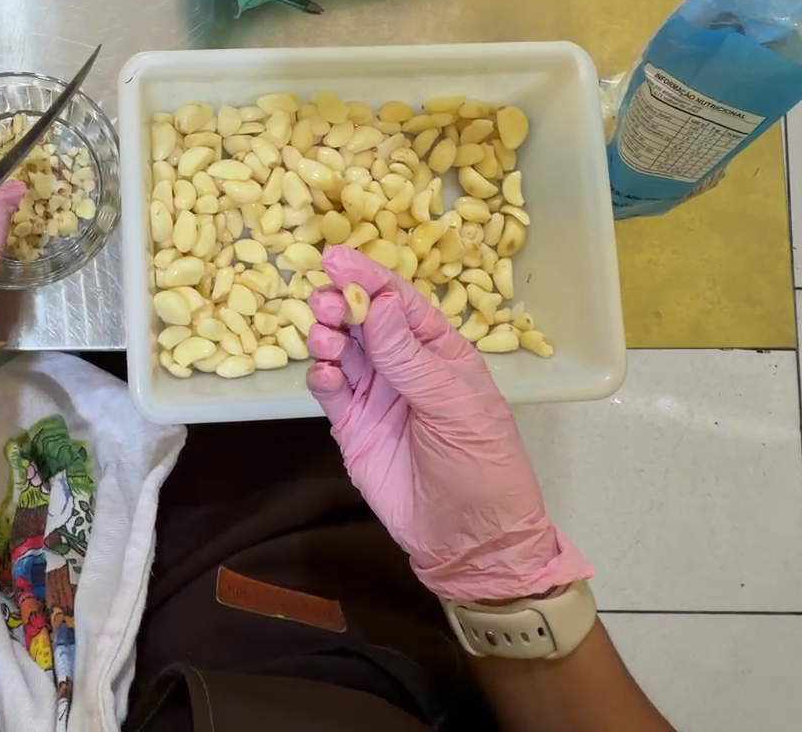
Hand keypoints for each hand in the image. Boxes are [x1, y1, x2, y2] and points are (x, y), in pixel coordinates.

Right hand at [304, 245, 591, 602]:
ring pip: (340, 348)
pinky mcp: (349, 423)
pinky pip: (328, 389)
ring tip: (326, 340)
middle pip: (362, 319)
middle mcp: (401, 363)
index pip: (398, 301)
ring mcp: (373, 393)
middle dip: (341, 303)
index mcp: (437, 350)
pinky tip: (326, 376)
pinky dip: (321, 376)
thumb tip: (378, 304)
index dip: (368, 277)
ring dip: (327, 336)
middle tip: (326, 303)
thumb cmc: (481, 466)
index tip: (335, 260)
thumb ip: (409, 357)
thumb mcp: (456, 407)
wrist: (468, 542)